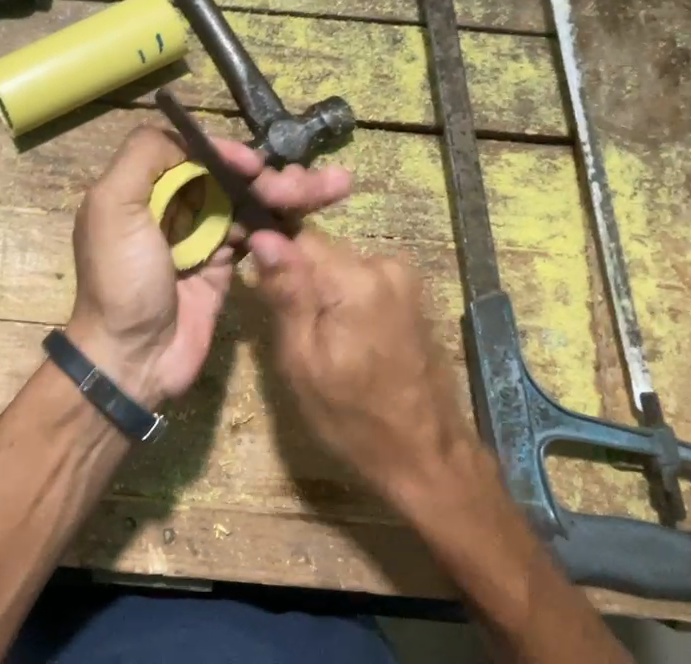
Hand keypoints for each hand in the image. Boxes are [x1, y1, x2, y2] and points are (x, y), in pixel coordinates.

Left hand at [67, 126, 350, 405]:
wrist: (132, 358)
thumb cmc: (121, 279)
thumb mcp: (112, 207)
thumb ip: (143, 157)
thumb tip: (190, 139)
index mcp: (141, 187)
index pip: (191, 152)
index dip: (225, 152)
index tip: (254, 164)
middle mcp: (171, 206)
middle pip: (226, 176)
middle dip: (268, 175)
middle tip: (306, 185)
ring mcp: (199, 237)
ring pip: (248, 203)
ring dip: (287, 195)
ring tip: (332, 189)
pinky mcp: (223, 267)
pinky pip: (257, 237)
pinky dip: (280, 228)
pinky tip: (306, 222)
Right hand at [249, 229, 475, 505]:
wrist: (428, 457)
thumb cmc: (354, 418)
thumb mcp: (302, 361)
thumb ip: (285, 292)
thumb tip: (261, 234)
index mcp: (356, 278)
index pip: (296, 237)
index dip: (273, 260)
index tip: (263, 294)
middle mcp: (386, 265)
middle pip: (319, 252)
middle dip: (299, 281)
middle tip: (293, 332)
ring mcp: (406, 280)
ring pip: (339, 268)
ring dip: (322, 294)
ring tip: (319, 342)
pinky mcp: (413, 297)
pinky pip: (361, 282)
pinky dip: (345, 303)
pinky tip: (346, 342)